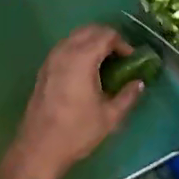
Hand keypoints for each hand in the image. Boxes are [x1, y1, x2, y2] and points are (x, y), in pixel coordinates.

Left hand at [3, 25, 145, 178]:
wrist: (39, 148)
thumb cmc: (77, 132)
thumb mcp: (110, 116)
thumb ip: (127, 95)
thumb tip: (139, 83)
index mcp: (82, 58)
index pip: (106, 35)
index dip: (122, 44)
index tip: (131, 60)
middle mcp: (65, 51)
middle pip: (89, 30)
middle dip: (108, 38)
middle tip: (120, 57)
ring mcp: (51, 59)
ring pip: (75, 36)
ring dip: (92, 42)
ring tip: (105, 63)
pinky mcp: (44, 69)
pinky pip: (64, 47)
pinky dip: (78, 49)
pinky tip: (86, 71)